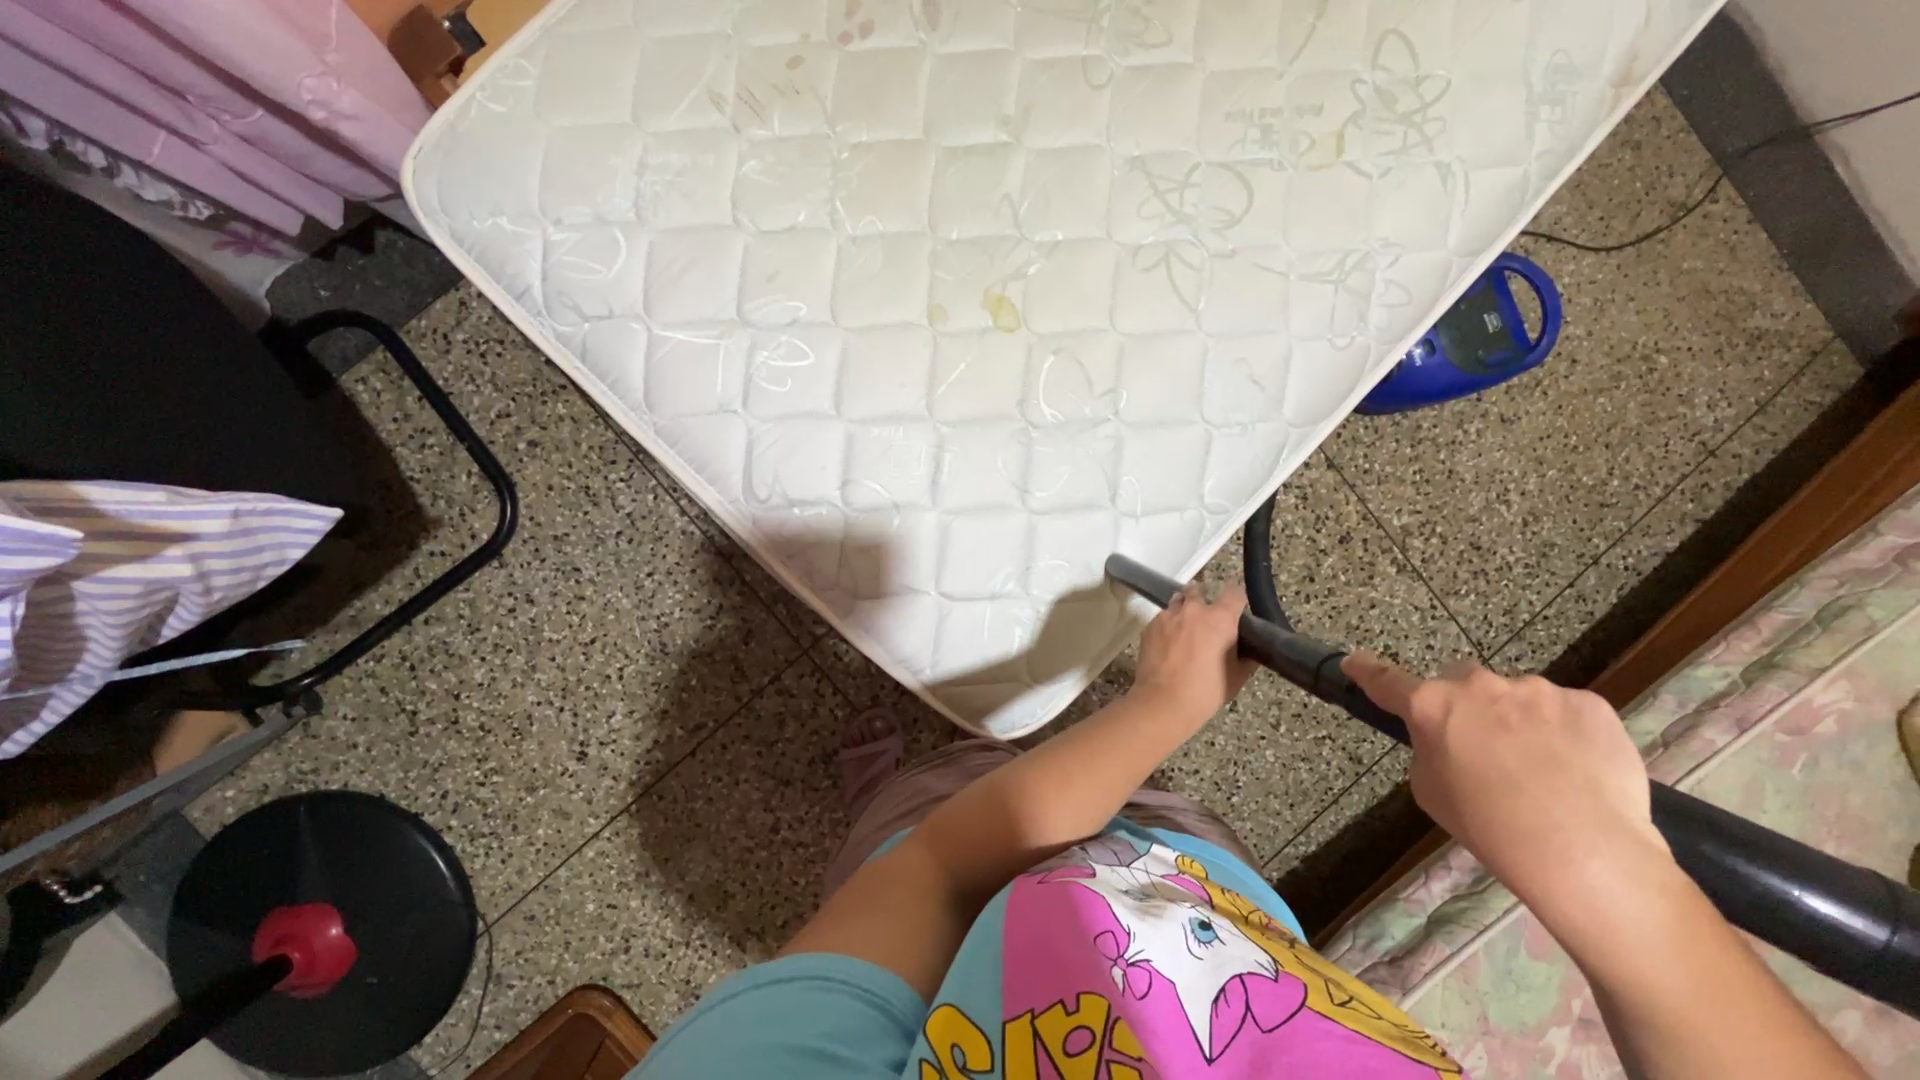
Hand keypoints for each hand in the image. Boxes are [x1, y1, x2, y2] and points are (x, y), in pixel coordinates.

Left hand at [1132, 582, 1257, 725]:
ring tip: (1185, 628)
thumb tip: (1250, 652)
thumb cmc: (1206, 691)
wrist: (1163, 702)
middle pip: (1199, 591)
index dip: (1237, 600)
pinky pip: (1162, 618)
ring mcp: (1168, 616)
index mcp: (1220, 619)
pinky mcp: (1149, 627)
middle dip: (1203, 600)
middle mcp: (1193, 610)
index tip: (1236, 609)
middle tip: (1206, 619)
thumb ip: (1245, 659)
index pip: (1234, 593)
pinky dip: (1167, 625)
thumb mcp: (1236, 677)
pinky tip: (1168, 642)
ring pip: (1177, 602)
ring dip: (1183, 610)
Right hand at [1342, 654, 1667, 903]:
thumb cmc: (1490, 827)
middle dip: (1465, 705)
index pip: (1387, 681)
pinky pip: (1566, 712)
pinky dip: (1565, 734)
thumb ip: (1431, 751)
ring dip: (1519, 722)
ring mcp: (1539, 691)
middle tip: (1481, 748)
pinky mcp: (1589, 704)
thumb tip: (1451, 741)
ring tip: (1543, 773)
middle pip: (1461, 682)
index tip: (1354, 661)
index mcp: (1432, 707)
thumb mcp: (1432, 793)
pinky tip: (1577, 771)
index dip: (1367, 670)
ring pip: (1518, 698)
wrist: (1584, 850)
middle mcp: (1480, 686)